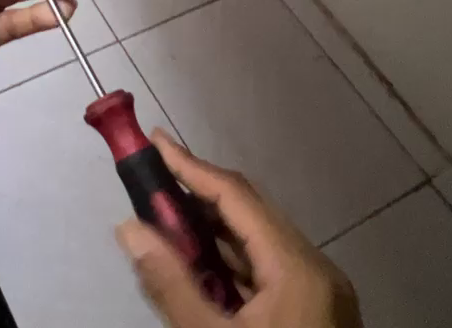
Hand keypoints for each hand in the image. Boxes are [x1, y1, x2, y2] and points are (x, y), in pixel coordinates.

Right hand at [118, 133, 360, 327]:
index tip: (154, 140)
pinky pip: (270, 267)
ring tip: (168, 214)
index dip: (190, 165)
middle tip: (154, 173)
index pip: (236, 196)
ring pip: (261, 240)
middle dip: (199, 190)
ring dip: (214, 224)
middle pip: (251, 210)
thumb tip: (128, 229)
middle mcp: (317, 271)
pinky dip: (232, 257)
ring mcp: (323, 295)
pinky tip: (202, 263)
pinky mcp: (319, 316)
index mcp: (299, 269)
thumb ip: (171, 286)